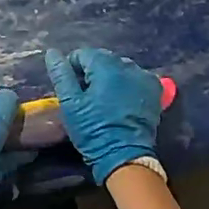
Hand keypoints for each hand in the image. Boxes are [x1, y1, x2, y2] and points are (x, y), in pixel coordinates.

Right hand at [44, 48, 162, 182]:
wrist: (124, 155)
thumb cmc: (93, 130)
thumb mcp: (70, 104)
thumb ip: (61, 75)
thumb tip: (52, 52)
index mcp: (106, 65)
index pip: (84, 54)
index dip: (73, 67)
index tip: (71, 86)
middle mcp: (128, 65)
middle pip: (103, 59)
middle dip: (92, 72)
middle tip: (85, 95)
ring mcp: (144, 76)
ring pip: (120, 68)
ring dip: (110, 77)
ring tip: (103, 99)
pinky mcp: (155, 90)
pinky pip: (137, 78)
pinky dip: (128, 84)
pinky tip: (122, 100)